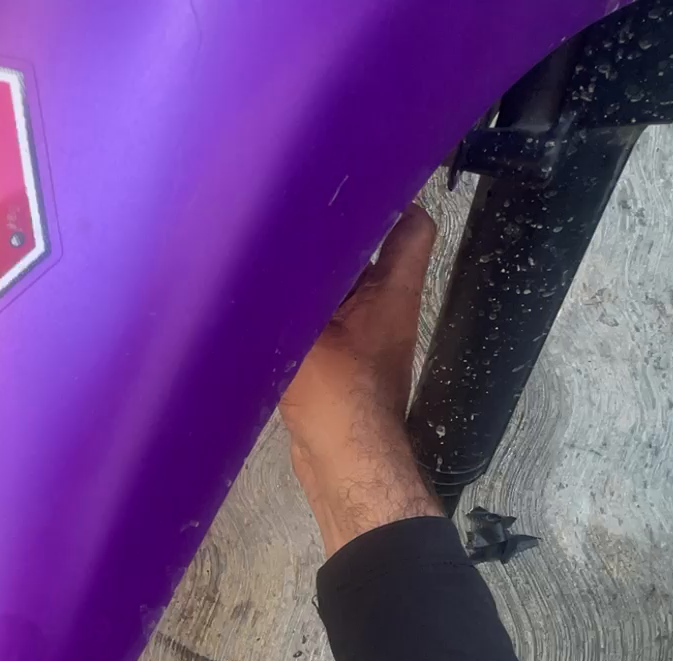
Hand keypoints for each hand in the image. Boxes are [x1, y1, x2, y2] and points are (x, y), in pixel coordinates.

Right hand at [279, 205, 442, 556]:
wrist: (344, 466)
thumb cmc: (339, 397)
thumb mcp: (309, 336)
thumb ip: (290, 297)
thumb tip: (261, 259)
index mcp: (392, 293)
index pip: (410, 227)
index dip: (391, 198)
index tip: (352, 183)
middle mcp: (383, 312)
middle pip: (367, 257)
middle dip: (334, 237)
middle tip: (291, 218)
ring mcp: (361, 342)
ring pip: (339, 294)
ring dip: (311, 282)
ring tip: (270, 259)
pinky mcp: (337, 368)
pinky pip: (320, 328)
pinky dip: (300, 318)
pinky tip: (264, 314)